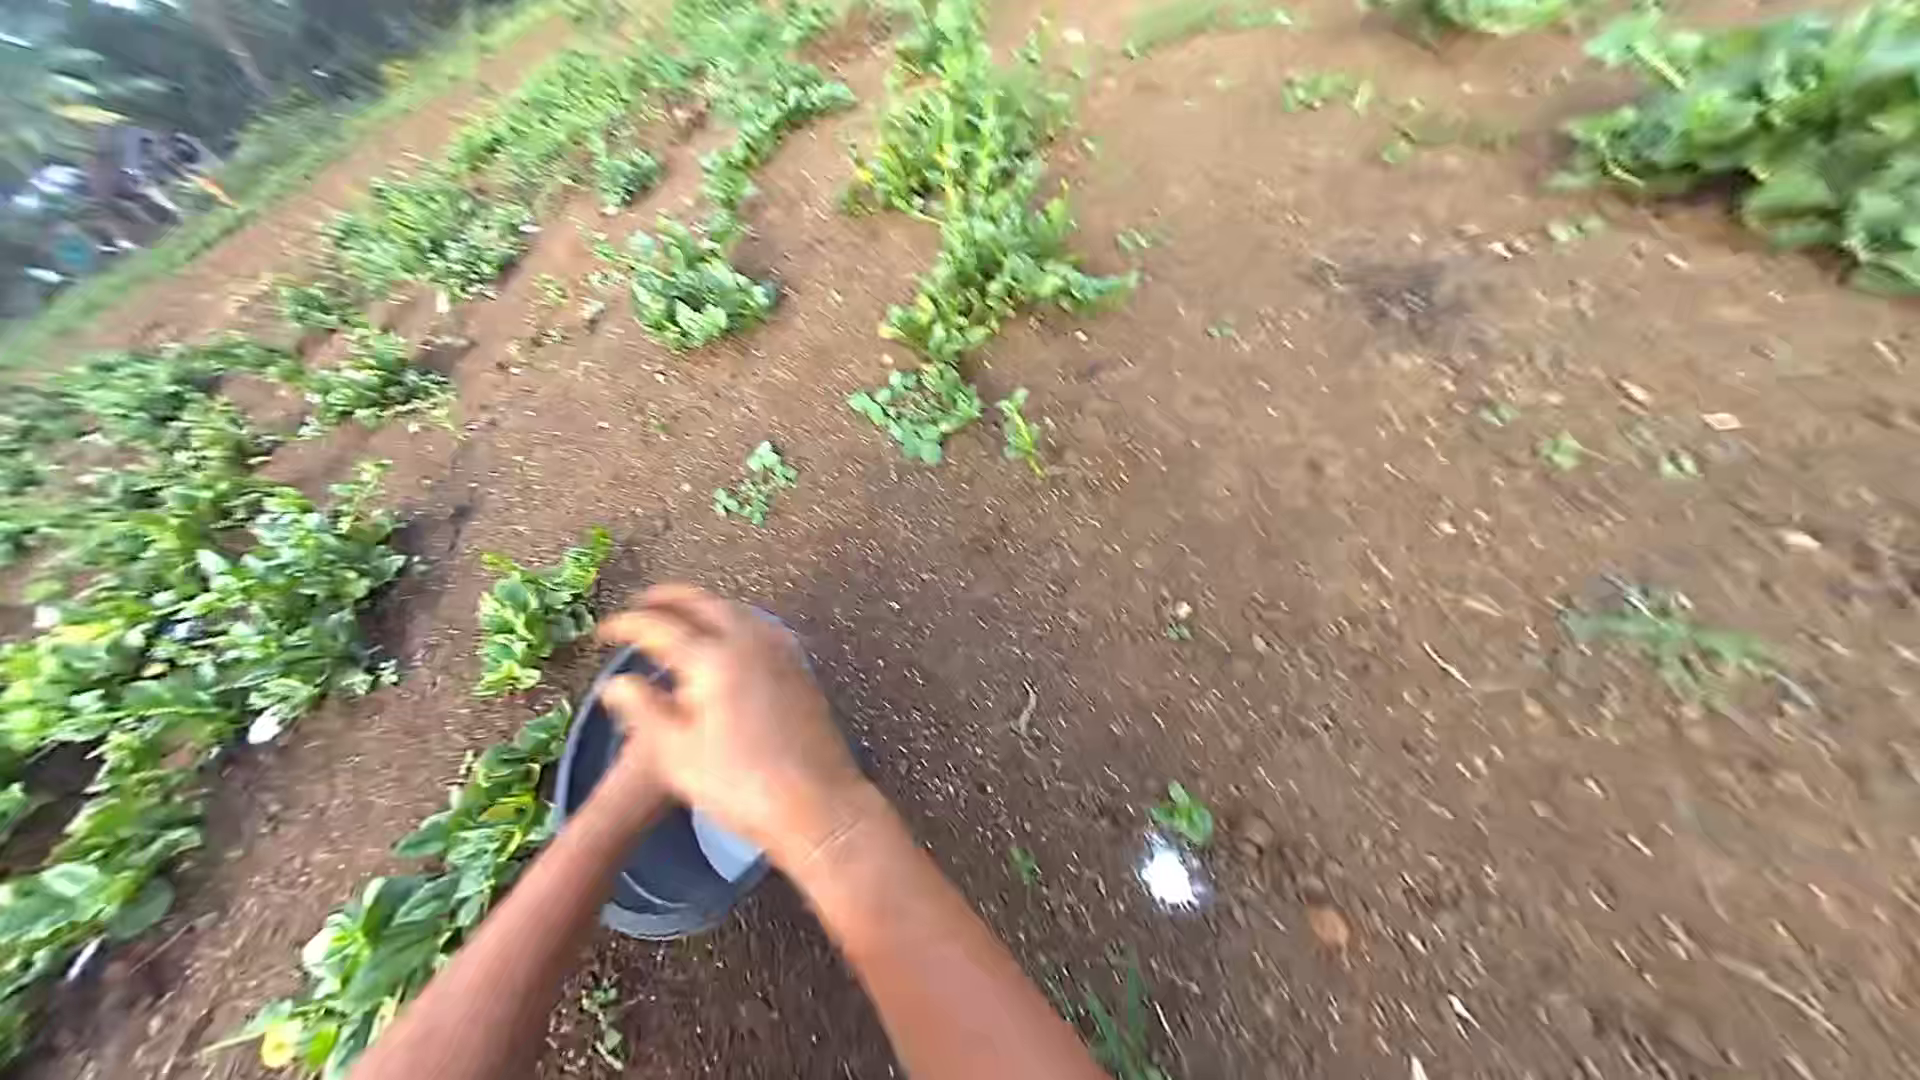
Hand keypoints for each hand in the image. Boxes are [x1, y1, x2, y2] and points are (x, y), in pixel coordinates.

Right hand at [595, 585, 878, 869]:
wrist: (814, 799)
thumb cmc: (739, 782)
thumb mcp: (675, 753)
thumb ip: (644, 709)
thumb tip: (617, 682)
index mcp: (714, 659)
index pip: (661, 627)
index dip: (628, 625)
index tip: (605, 631)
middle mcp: (750, 643)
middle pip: (705, 603)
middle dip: (670, 598)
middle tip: (642, 603)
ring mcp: (780, 652)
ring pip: (738, 610)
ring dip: (706, 605)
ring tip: (682, 616)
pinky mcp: (799, 666)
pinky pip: (761, 626)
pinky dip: (735, 620)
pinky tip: (729, 639)